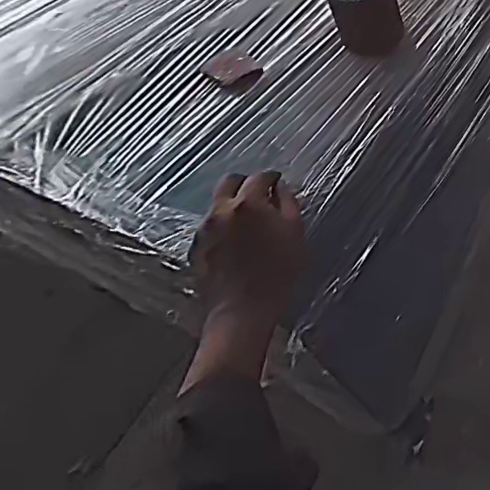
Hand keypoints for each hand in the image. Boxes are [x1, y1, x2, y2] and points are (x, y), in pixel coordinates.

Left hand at [193, 171, 304, 321]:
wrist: (242, 313)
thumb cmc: (277, 274)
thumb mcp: (294, 233)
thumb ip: (288, 203)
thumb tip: (280, 189)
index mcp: (248, 203)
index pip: (260, 176)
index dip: (272, 178)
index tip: (278, 185)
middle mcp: (221, 210)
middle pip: (230, 181)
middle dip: (246, 184)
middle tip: (260, 198)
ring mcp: (205, 229)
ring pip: (218, 204)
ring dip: (232, 205)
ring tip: (248, 224)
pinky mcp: (196, 248)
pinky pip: (210, 226)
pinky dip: (222, 226)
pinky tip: (234, 243)